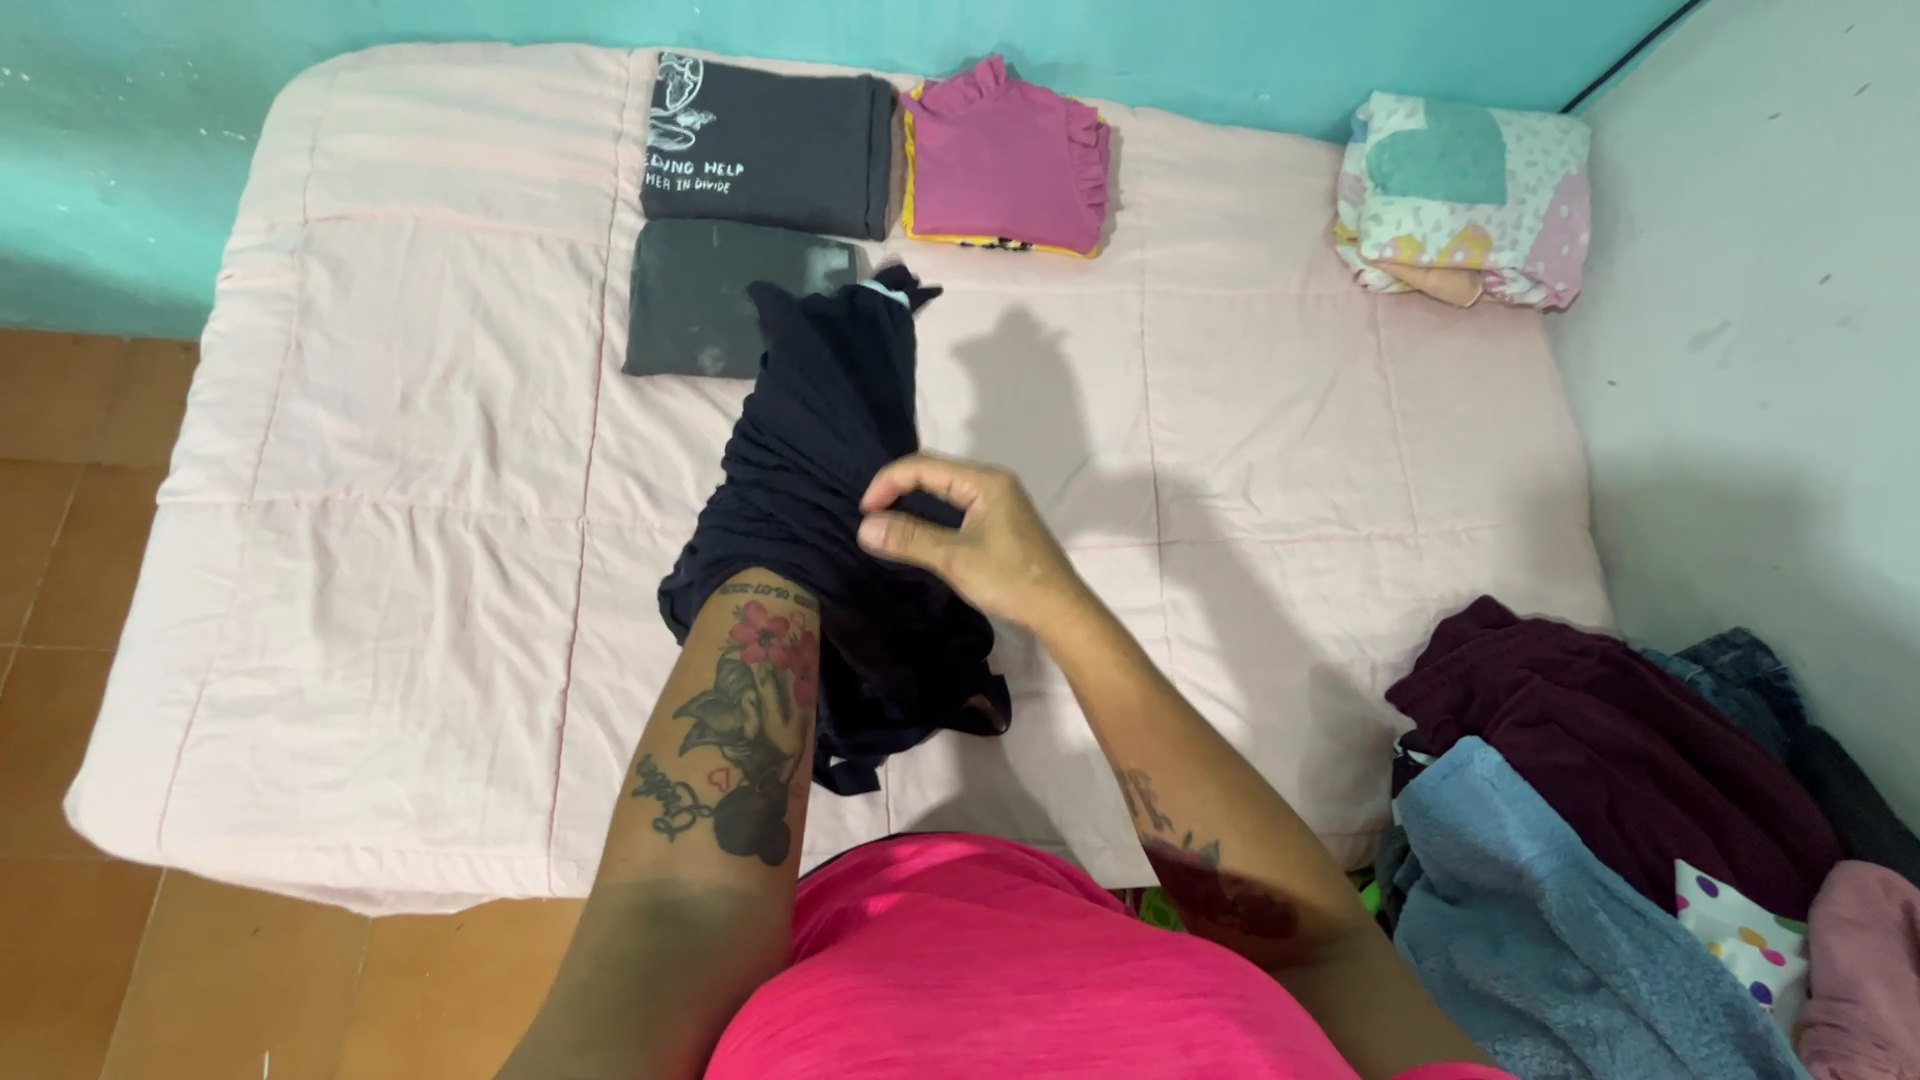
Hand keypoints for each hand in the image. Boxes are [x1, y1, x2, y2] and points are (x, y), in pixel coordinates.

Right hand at [858, 453, 1093, 631]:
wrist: (1059, 608)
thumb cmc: (1010, 580)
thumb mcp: (955, 559)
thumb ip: (910, 539)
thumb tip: (864, 527)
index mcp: (984, 481)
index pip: (924, 465)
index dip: (888, 482)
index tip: (865, 512)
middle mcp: (993, 482)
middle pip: (934, 472)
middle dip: (898, 489)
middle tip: (872, 517)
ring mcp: (999, 500)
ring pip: (945, 490)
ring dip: (914, 502)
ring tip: (887, 523)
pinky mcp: (1001, 520)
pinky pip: (957, 506)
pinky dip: (932, 514)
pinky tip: (919, 533)